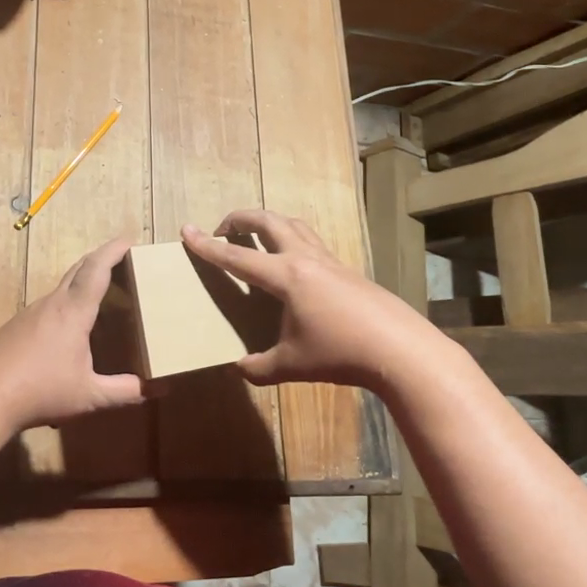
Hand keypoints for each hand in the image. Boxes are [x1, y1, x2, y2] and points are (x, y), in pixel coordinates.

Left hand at [0, 236, 146, 431]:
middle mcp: (51, 304)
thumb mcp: (89, 396)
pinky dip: (64, 305)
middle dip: (100, 259)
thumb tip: (160, 389)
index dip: (113, 251)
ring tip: (100, 297)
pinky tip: (67, 330)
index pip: (97, 269)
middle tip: (120, 260)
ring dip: (81, 284)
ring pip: (60, 289)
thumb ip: (126, 391)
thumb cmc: (40, 392)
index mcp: (73, 312)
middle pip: (78, 269)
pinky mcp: (15, 327)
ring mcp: (29, 313)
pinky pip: (46, 307)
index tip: (129, 239)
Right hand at [182, 210, 436, 391]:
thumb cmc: (340, 353)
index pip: (237, 256)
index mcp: (286, 276)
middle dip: (240, 218)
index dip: (208, 246)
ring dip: (269, 223)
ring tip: (255, 238)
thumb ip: (260, 366)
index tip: (186, 230)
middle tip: (222, 229)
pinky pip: (311, 242)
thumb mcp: (291, 365)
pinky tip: (293, 267)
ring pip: (294, 225)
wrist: (400, 349)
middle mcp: (305, 258)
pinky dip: (292, 241)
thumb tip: (241, 368)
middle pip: (268, 221)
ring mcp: (330, 260)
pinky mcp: (347, 270)